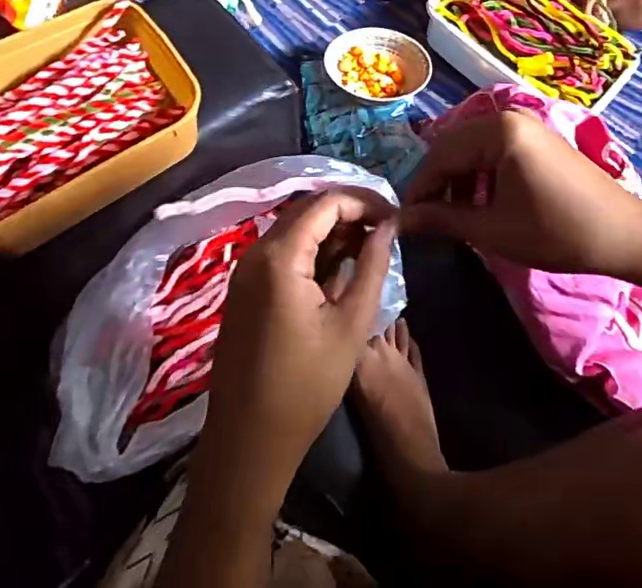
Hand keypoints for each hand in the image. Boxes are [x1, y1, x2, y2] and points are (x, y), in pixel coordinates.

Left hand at [204, 189, 397, 478]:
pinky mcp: (245, 287)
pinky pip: (283, 250)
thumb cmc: (306, 386)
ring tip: (370, 245)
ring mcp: (246, 270)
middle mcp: (256, 253)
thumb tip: (388, 225)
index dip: (364, 201)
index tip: (395, 215)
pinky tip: (340, 264)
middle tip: (386, 227)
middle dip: (349, 211)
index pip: (325, 203)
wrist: (249, 439)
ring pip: (295, 228)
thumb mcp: (351, 324)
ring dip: (332, 229)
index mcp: (279, 257)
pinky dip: (313, 248)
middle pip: (307, 209)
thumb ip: (372, 266)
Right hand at [402, 110, 641, 276]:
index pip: (440, 155)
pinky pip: (492, 150)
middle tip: (425, 219)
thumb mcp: (493, 229)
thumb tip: (400, 221)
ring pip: (471, 149)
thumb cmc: (557, 232)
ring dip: (457, 180)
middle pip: (453, 147)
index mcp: (498, 130)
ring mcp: (524, 124)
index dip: (419, 189)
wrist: (625, 236)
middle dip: (437, 183)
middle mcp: (508, 116)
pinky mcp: (535, 138)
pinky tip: (480, 203)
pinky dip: (479, 175)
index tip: (405, 219)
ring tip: (453, 216)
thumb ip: (442, 218)